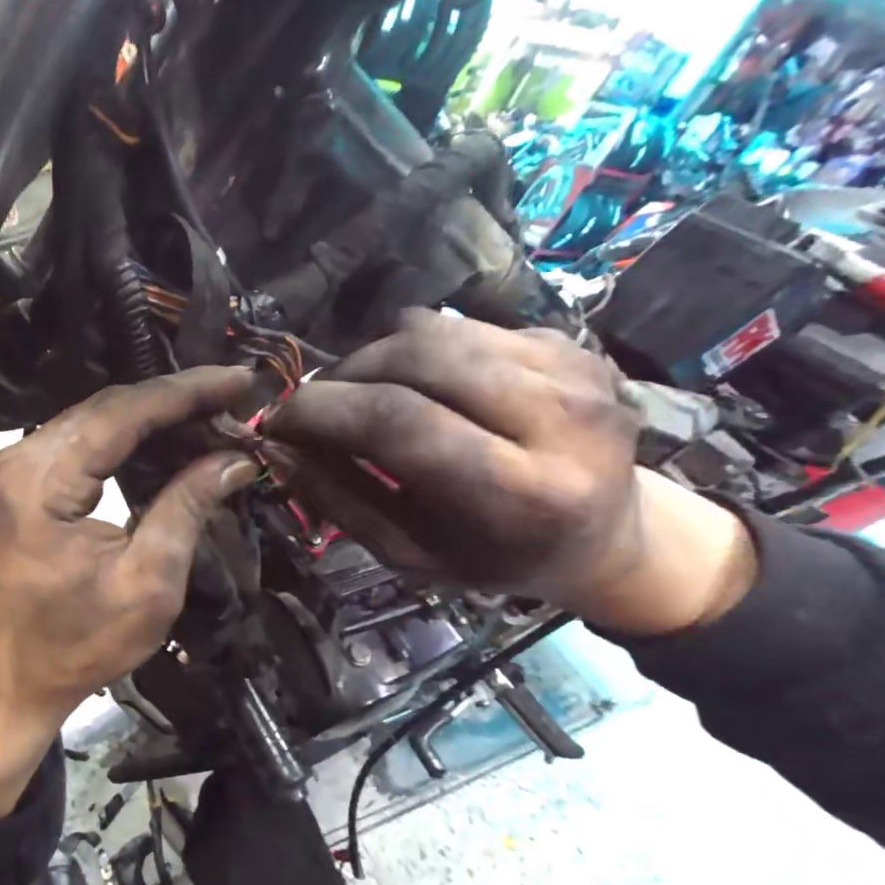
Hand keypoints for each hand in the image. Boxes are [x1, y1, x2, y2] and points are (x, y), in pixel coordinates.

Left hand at [0, 368, 257, 817]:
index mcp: (39, 482)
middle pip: (107, 409)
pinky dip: (128, 441)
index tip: (239, 381)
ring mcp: (13, 468)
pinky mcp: (20, 483)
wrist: (13, 683)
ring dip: (155, 420)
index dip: (186, 393)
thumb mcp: (148, 581)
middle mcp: (17, 460)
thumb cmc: (78, 646)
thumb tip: (236, 459)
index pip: (122, 414)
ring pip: (96, 421)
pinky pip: (83, 444)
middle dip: (175, 403)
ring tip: (214, 421)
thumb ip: (187, 506)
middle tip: (235, 404)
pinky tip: (170, 444)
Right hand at [263, 310, 754, 635]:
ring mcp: (574, 369)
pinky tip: (421, 385)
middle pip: (415, 357)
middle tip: (315, 405)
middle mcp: (560, 419)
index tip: (277, 420)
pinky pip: (463, 326)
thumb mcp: (412, 554)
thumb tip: (273, 447)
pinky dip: (420, 351)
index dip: (320, 411)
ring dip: (375, 357)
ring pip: (435, 330)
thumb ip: (339, 499)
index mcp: (521, 495)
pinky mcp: (572, 342)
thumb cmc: (498, 559)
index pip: (396, 421)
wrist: (610, 534)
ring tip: (361, 393)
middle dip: (344, 375)